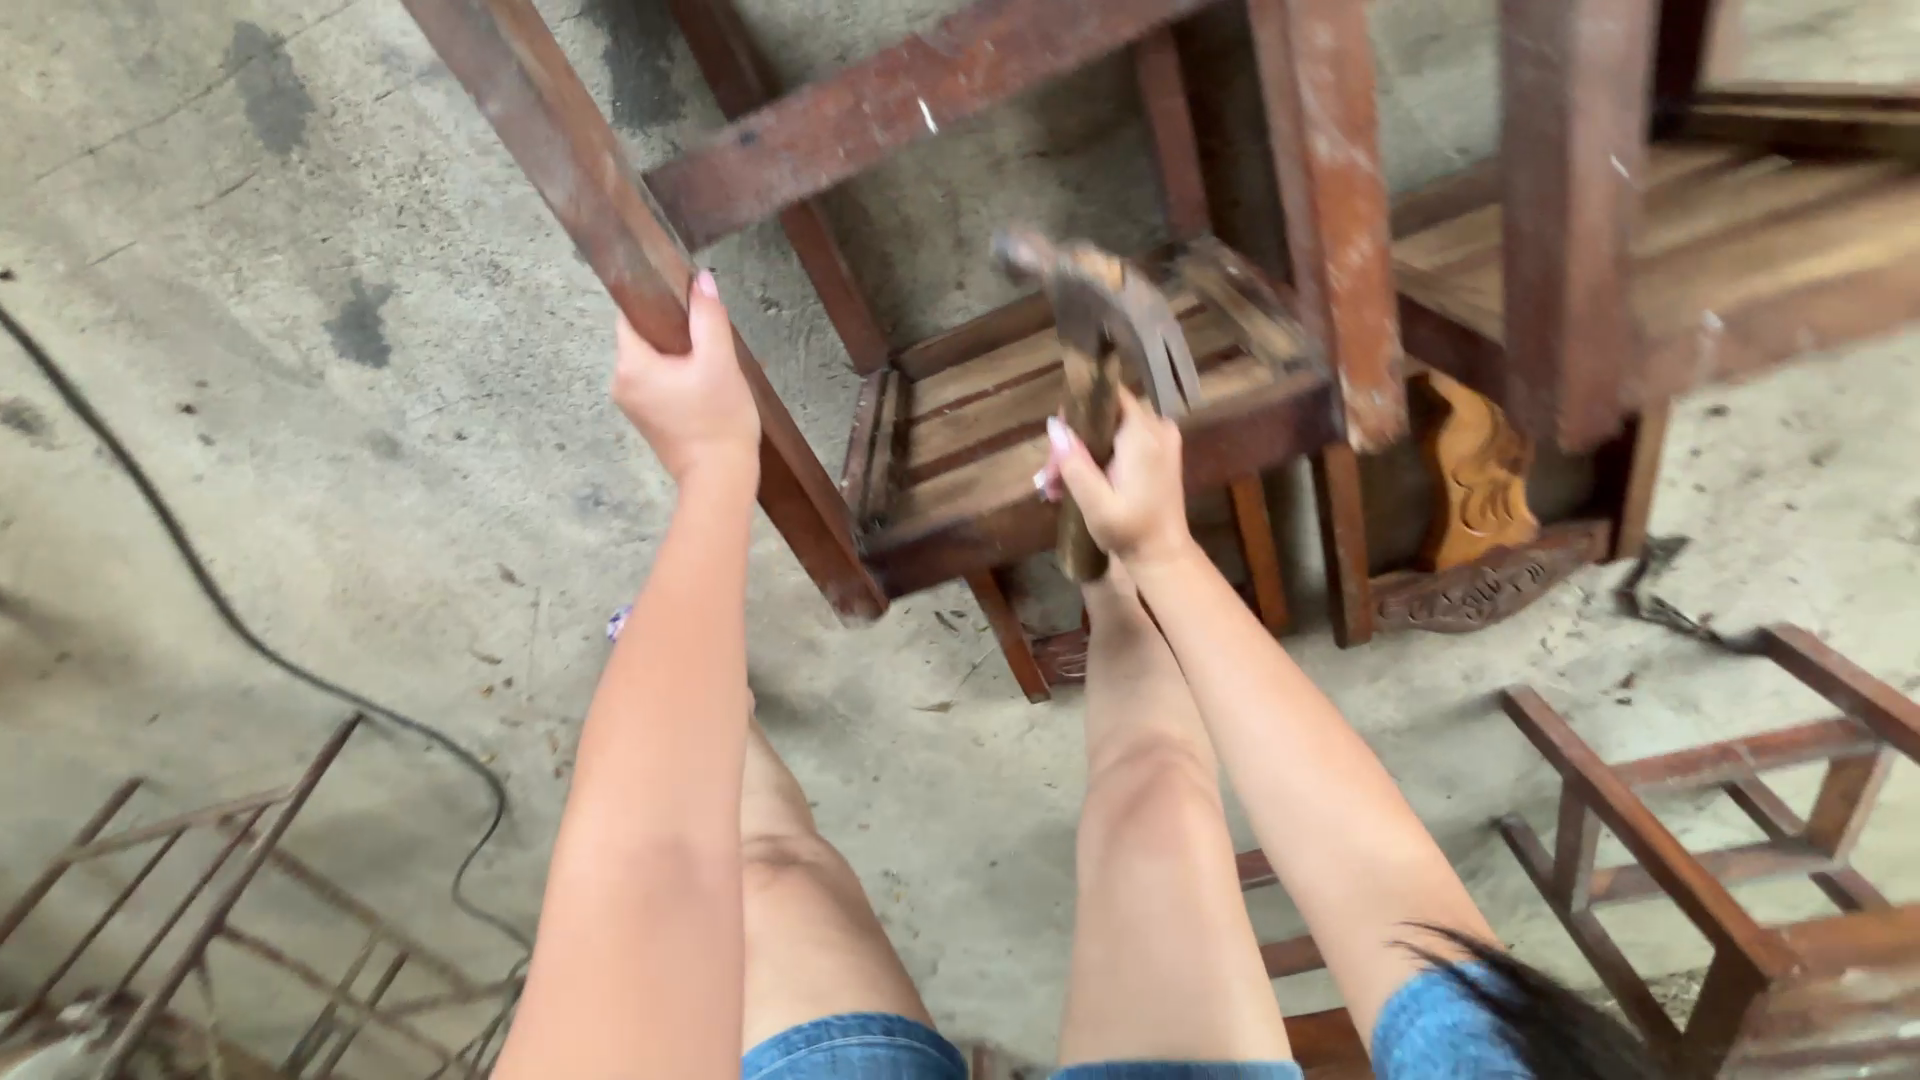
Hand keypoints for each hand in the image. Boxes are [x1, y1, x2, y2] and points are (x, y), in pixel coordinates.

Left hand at [611, 270, 760, 487]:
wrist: (721, 479)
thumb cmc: (719, 420)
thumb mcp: (720, 362)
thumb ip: (708, 317)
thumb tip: (700, 279)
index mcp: (630, 365)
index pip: (631, 314)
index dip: (658, 303)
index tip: (688, 306)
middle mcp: (621, 384)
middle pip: (644, 340)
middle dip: (676, 335)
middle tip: (712, 341)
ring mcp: (634, 407)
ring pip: (654, 364)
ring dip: (682, 359)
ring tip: (716, 367)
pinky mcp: (649, 423)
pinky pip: (660, 386)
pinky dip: (680, 380)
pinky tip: (708, 389)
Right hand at [1036, 389, 1191, 566]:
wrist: (1163, 556)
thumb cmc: (1130, 532)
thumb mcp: (1095, 503)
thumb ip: (1075, 463)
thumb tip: (1054, 427)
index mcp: (1143, 435)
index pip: (1109, 395)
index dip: (1078, 410)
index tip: (1057, 440)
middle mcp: (1157, 429)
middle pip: (1105, 416)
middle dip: (1074, 443)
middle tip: (1052, 478)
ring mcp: (1162, 440)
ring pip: (1111, 430)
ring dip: (1083, 454)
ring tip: (1059, 488)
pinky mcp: (1160, 454)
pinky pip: (1123, 442)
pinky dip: (1100, 458)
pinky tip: (1079, 484)